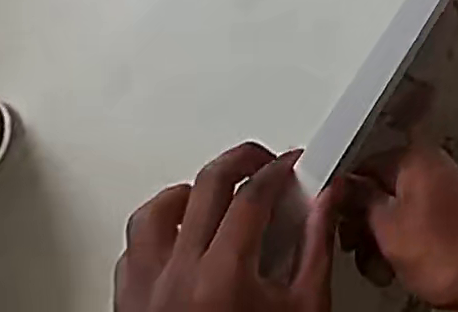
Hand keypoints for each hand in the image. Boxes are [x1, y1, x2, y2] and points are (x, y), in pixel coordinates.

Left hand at [116, 143, 340, 311]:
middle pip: (208, 183)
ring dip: (189, 193)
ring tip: (215, 194)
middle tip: (265, 164)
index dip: (280, 169)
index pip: (254, 192)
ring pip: (155, 213)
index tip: (294, 165)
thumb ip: (316, 247)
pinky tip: (181, 237)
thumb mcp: (304, 311)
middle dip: (243, 160)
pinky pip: (132, 254)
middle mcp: (177, 279)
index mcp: (223, 277)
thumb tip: (326, 200)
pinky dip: (157, 234)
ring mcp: (146, 295)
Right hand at [340, 143, 457, 311]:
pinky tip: (401, 267)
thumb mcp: (390, 229)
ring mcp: (439, 188)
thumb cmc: (449, 250)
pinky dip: (402, 242)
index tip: (336, 224)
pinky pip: (413, 220)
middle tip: (360, 251)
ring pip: (394, 209)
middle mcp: (427, 164)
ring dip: (381, 240)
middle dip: (364, 223)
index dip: (345, 197)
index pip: (363, 165)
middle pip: (378, 188)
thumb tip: (340, 185)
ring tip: (384, 268)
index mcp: (412, 157)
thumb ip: (361, 202)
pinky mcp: (448, 212)